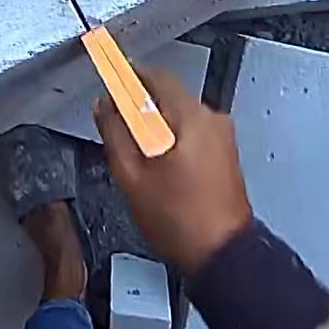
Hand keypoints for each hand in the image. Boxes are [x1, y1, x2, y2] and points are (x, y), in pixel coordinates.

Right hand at [94, 68, 252, 275]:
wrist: (221, 252)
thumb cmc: (181, 220)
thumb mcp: (131, 175)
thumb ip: (114, 133)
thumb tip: (104, 106)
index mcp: (189, 118)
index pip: (154, 76)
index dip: (127, 75)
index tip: (110, 76)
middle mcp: (210, 119)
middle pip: (166, 94)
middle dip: (140, 105)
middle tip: (119, 126)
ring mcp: (221, 134)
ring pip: (178, 112)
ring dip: (156, 123)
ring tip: (141, 156)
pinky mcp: (224, 148)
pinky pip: (192, 128)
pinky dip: (173, 135)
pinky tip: (162, 164)